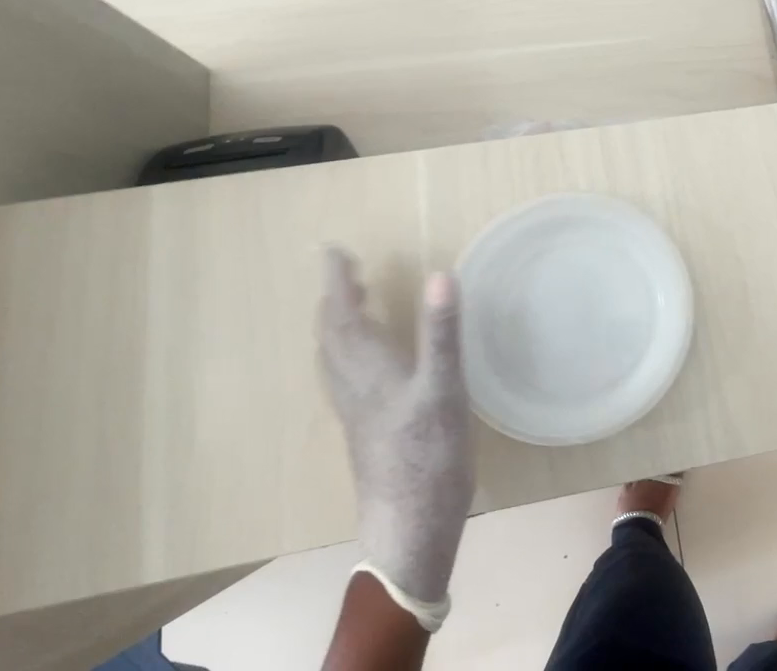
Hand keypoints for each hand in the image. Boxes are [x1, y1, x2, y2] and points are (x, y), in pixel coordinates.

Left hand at [317, 247, 474, 626]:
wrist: (410, 525)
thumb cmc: (429, 457)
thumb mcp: (444, 389)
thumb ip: (441, 333)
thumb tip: (441, 275)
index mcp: (369, 370)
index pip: (344, 314)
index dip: (338, 281)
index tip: (333, 250)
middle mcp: (354, 386)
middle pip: (333, 336)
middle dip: (336, 299)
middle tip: (346, 271)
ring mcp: (357, 411)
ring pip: (334, 359)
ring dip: (338, 325)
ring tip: (351, 306)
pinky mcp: (366, 430)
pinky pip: (345, 378)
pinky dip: (348, 354)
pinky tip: (367, 365)